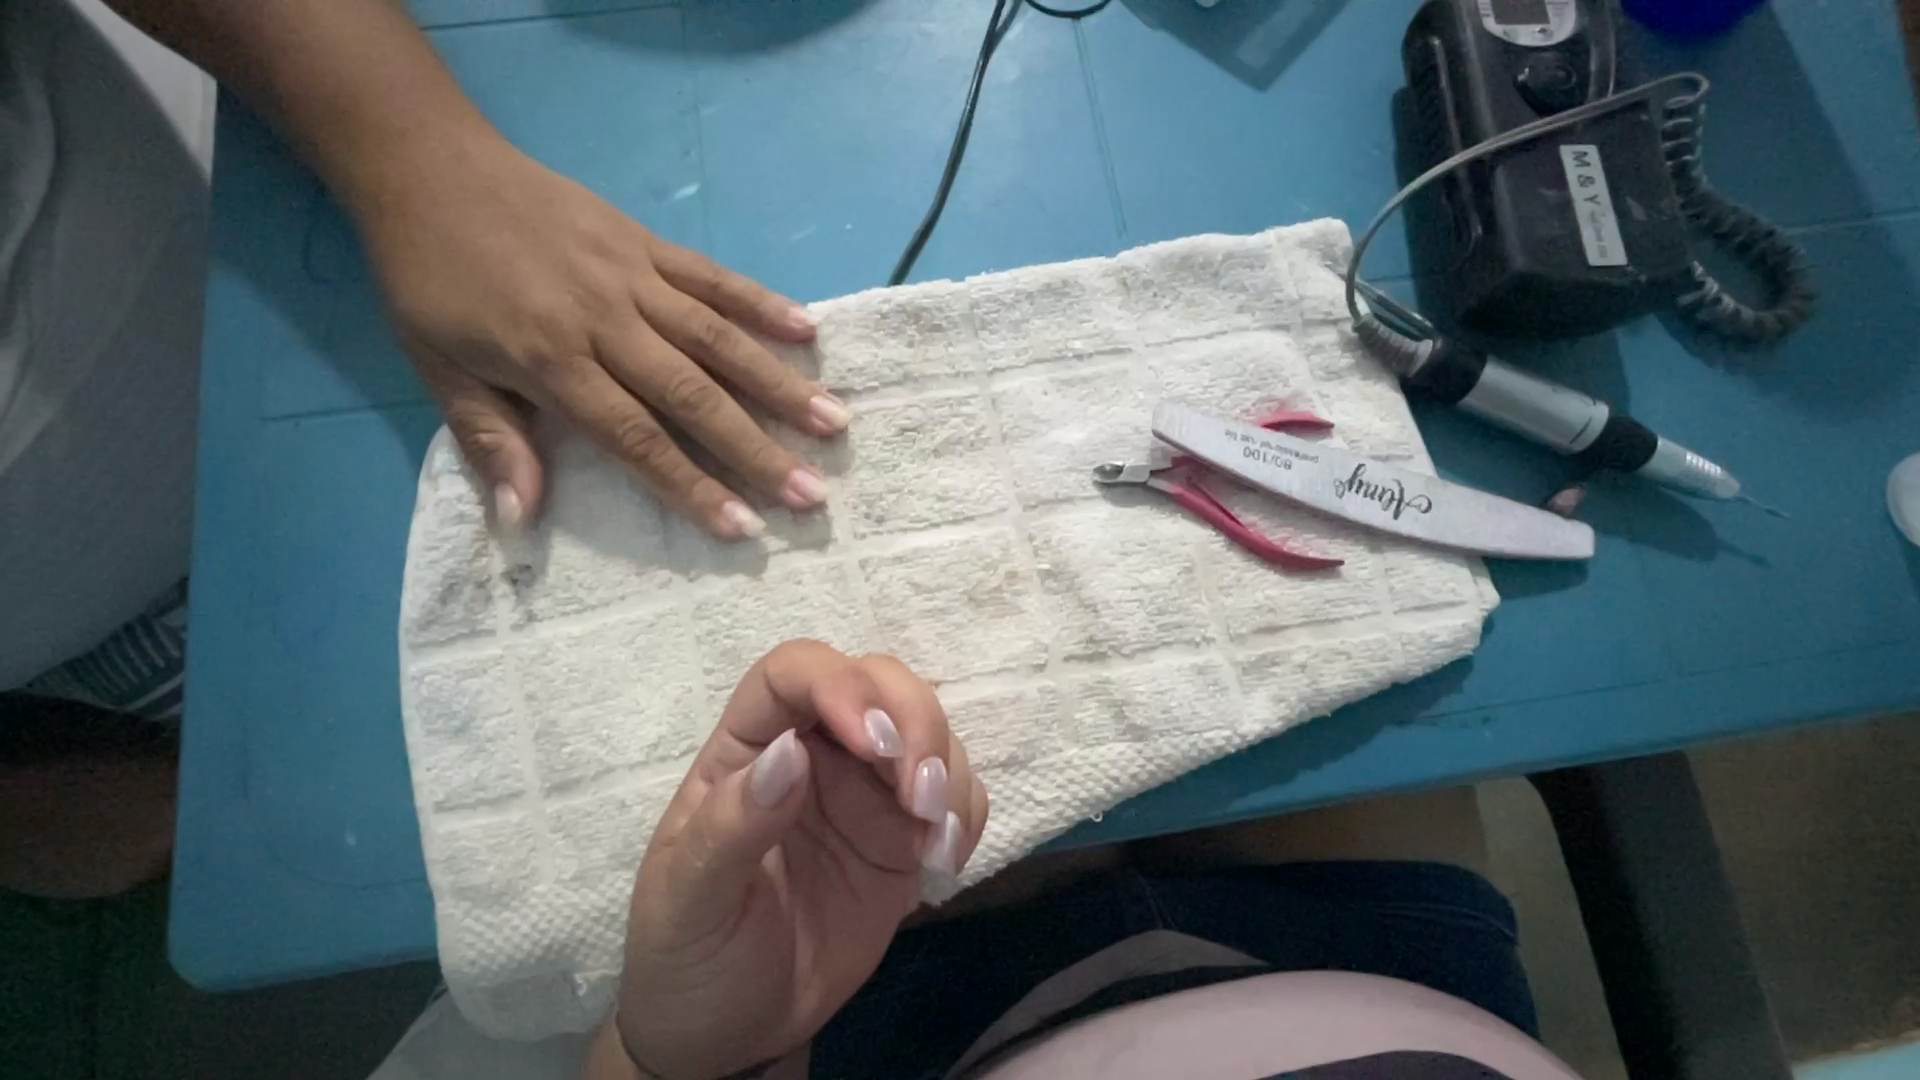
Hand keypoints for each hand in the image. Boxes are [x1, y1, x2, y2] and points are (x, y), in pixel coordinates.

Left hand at [355, 133, 849, 539]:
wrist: (428, 165)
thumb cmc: (431, 280)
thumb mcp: (437, 368)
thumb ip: (490, 442)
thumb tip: (523, 520)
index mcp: (553, 361)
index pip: (636, 438)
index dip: (692, 487)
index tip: (745, 528)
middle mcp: (606, 323)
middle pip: (693, 396)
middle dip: (756, 450)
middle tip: (812, 493)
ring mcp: (635, 278)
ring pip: (717, 340)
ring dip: (779, 385)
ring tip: (833, 423)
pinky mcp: (648, 244)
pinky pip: (713, 277)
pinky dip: (760, 303)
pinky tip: (808, 331)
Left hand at [611, 642, 988, 1079]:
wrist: (735, 1031)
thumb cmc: (691, 955)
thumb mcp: (690, 899)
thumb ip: (732, 827)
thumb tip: (791, 753)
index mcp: (750, 745)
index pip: (794, 672)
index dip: (838, 686)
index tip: (873, 743)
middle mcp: (815, 748)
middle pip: (879, 681)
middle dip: (915, 723)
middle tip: (921, 795)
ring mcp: (866, 787)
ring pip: (928, 729)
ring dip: (947, 769)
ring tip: (937, 843)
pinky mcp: (906, 832)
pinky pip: (955, 791)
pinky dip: (967, 811)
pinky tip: (946, 861)